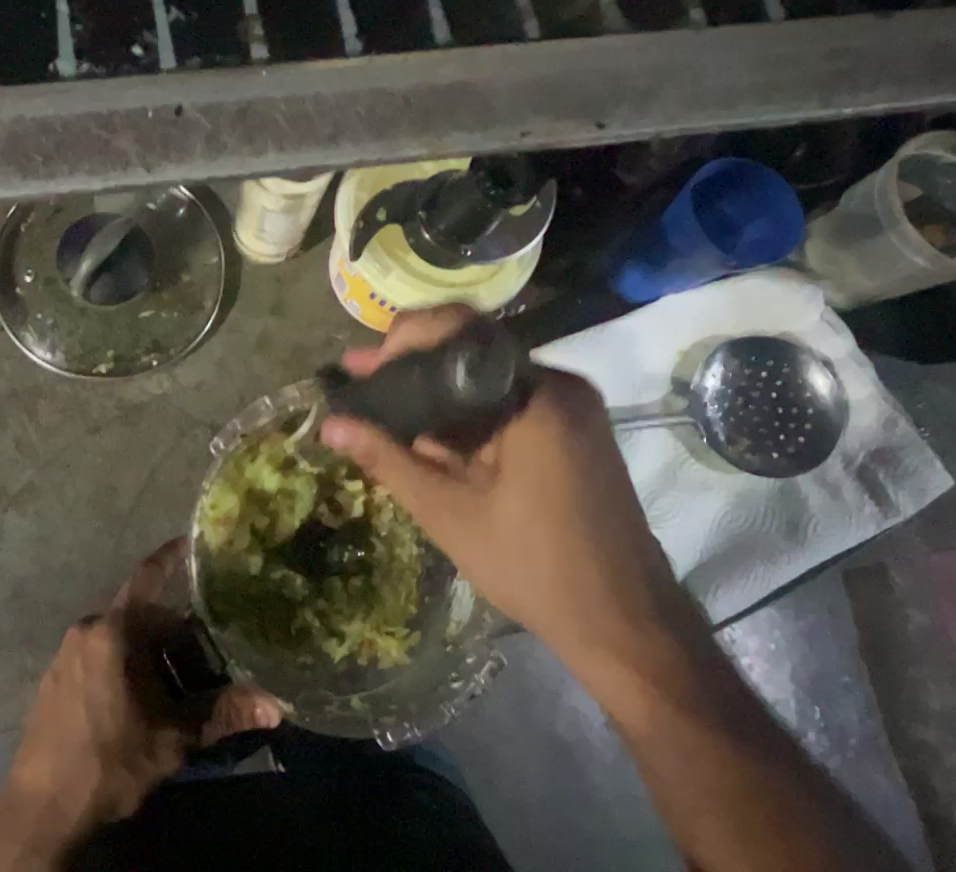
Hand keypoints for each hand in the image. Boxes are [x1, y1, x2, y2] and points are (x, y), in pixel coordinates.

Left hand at [0, 539, 281, 842]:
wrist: (42, 808)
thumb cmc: (110, 761)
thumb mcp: (173, 738)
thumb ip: (223, 714)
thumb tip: (275, 707)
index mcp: (115, 631)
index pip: (148, 577)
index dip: (171, 557)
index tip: (191, 542)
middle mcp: (87, 630)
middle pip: (141, 616)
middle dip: (175, 635)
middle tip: (206, 661)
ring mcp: (66, 653)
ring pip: (120, 638)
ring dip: (150, 654)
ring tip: (178, 688)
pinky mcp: (55, 678)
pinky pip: (99, 655)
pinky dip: (125, 666)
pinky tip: (141, 702)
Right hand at [319, 306, 702, 666]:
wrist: (625, 623)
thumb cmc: (535, 567)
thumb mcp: (449, 514)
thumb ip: (388, 461)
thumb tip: (330, 425)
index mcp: (535, 395)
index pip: (459, 332)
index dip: (402, 342)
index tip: (362, 370)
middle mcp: (558, 386)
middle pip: (471, 355)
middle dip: (410, 370)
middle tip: (356, 383)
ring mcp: (571, 409)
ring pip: (486, 383)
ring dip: (434, 398)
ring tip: (374, 408)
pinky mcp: (573, 433)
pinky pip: (507, 407)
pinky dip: (465, 419)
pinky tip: (421, 435)